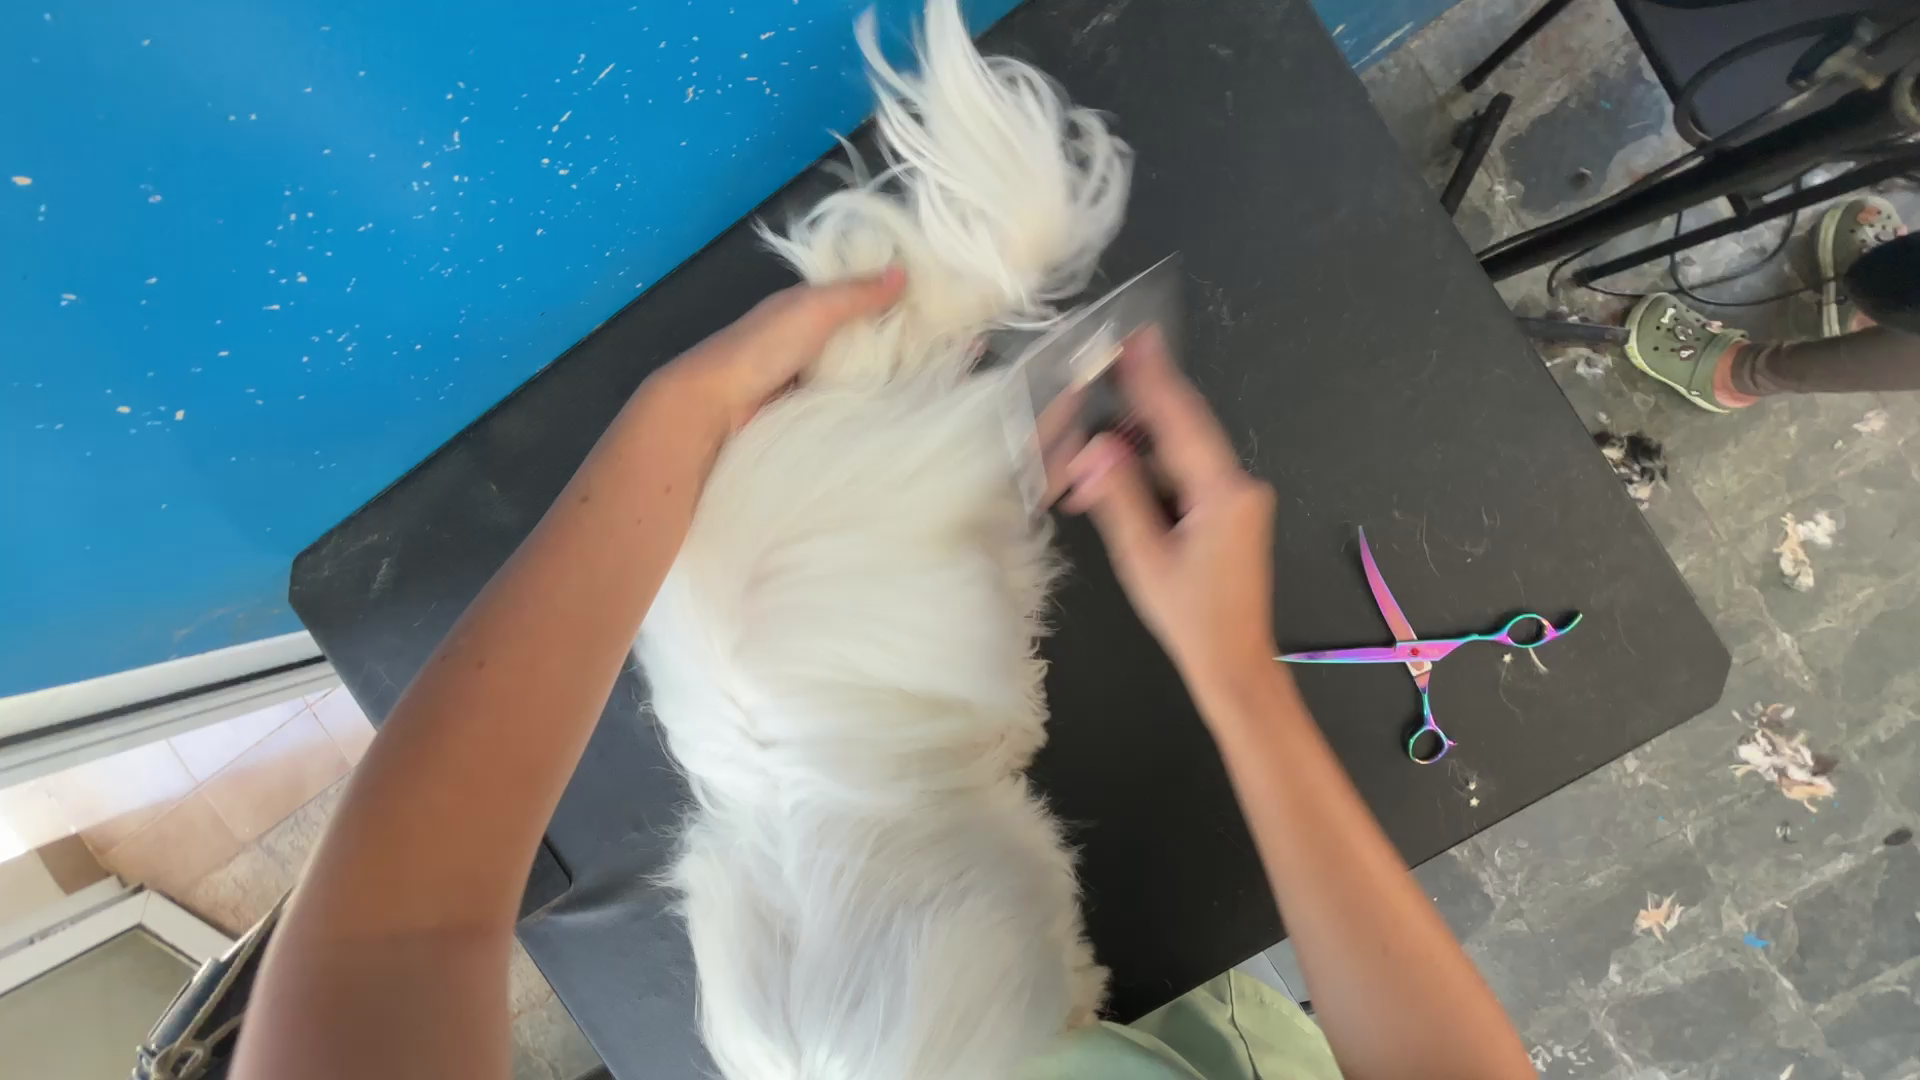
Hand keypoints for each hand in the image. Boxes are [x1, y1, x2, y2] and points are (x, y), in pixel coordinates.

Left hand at [656, 266, 906, 434]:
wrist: (718, 403)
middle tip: (940, 346)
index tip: (929, 305)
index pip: (854, 293)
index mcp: (806, 304)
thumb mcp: (815, 309)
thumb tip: (904, 271)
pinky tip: (893, 403)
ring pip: (853, 366)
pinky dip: (863, 398)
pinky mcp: (806, 405)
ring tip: (927, 377)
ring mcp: (806, 372)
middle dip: (890, 336)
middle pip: (856, 332)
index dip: (887, 294)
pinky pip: (844, 396)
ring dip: (879, 372)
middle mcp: (807, 336)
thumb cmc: (764, 347)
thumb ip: (857, 293)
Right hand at [1061, 328, 1278, 689]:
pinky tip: (1110, 484)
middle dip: (1126, 421)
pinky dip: (1143, 478)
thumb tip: (1093, 448)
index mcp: (1223, 492)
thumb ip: (1119, 496)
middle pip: (1176, 434)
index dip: (1156, 377)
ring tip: (1081, 468)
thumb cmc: (1190, 617)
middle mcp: (1236, 485)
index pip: (1182, 420)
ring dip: (1127, 457)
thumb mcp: (1145, 557)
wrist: (1232, 662)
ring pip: (1173, 457)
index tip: (1135, 338)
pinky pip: (1179, 478)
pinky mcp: (1225, 511)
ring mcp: (1233, 498)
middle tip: (1084, 399)